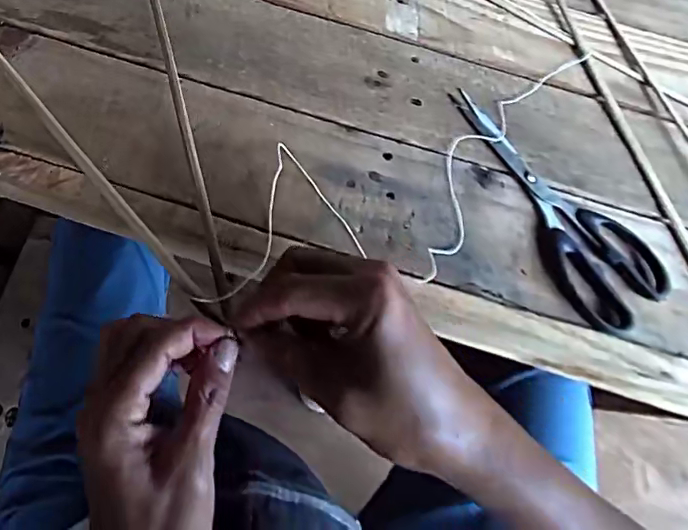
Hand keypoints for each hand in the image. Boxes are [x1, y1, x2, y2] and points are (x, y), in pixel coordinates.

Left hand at [79, 314, 238, 529]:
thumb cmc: (166, 526)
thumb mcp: (192, 463)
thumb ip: (207, 398)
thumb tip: (227, 345)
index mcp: (112, 415)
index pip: (152, 345)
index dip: (193, 331)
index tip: (229, 338)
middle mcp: (95, 404)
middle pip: (130, 332)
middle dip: (176, 329)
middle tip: (214, 347)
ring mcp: (96, 410)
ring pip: (123, 341)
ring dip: (163, 336)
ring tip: (200, 354)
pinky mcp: (105, 418)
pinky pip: (124, 362)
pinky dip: (155, 353)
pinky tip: (183, 369)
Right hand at [230, 248, 500, 478]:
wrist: (458, 425)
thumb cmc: (400, 413)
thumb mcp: (334, 391)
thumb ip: (288, 354)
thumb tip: (251, 335)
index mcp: (363, 290)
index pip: (292, 288)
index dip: (256, 308)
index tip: (229, 329)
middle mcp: (370, 269)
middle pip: (301, 262)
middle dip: (271, 293)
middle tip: (252, 332)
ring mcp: (378, 276)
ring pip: (316, 268)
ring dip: (290, 294)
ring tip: (276, 337)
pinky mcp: (381, 289)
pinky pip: (333, 281)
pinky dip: (311, 299)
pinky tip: (304, 334)